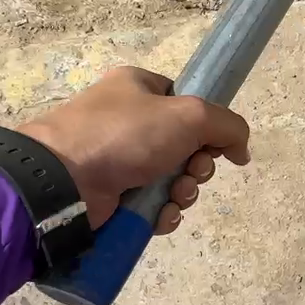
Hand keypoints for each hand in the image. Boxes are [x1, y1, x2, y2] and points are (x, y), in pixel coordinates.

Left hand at [17, 66, 250, 233]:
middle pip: (189, 146)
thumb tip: (241, 151)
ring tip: (174, 197)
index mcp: (139, 88)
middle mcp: (129, 121)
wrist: (62, 180)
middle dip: (198, 167)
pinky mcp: (114, 193)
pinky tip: (161, 215)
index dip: (208, 126)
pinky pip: (156, 203)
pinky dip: (165, 211)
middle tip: (192, 172)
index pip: (189, 103)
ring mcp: (120, 158)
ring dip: (185, 192)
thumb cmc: (125, 135)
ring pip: (176, 178)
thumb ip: (229, 126)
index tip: (212, 143)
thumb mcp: (191, 116)